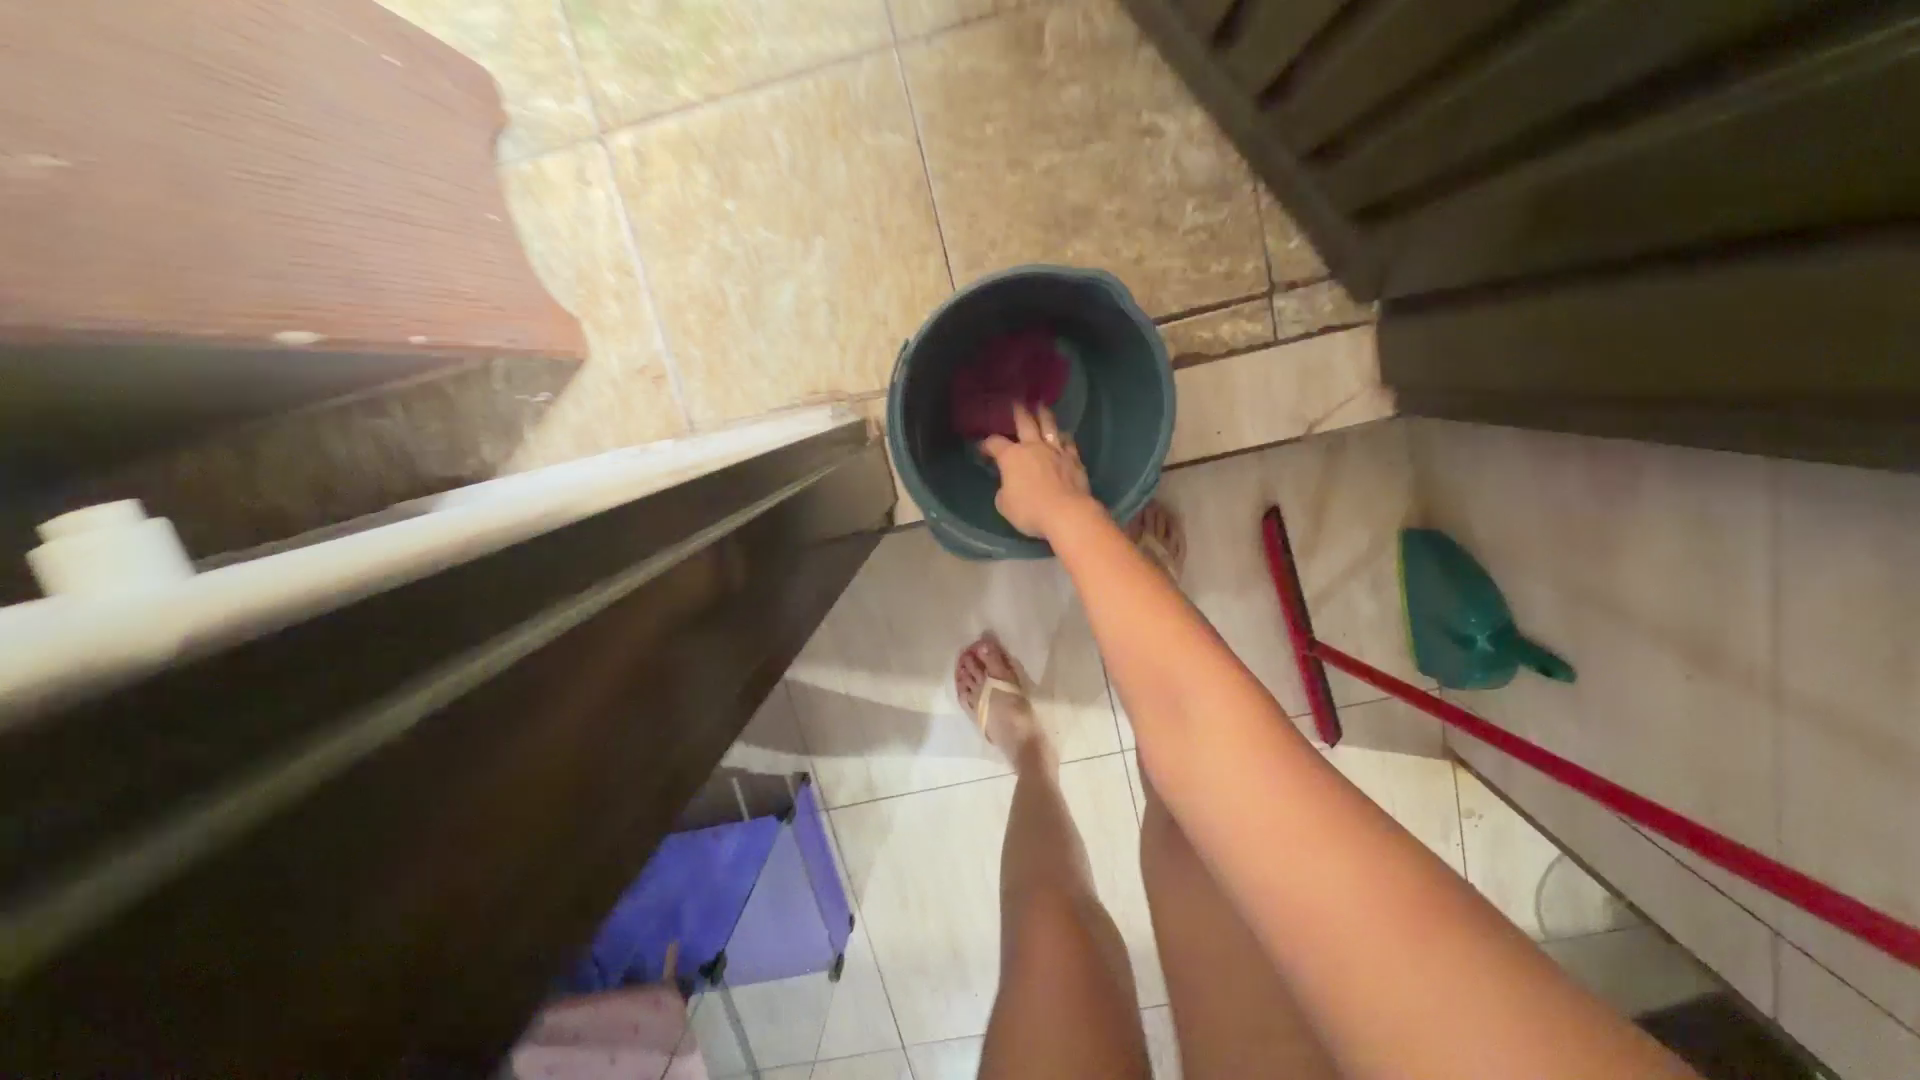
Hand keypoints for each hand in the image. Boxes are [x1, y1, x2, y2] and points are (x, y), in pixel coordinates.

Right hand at [980, 403, 1094, 538]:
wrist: (1066, 513)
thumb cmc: (1030, 510)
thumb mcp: (1004, 505)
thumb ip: (1004, 491)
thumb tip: (1009, 486)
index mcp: (1012, 457)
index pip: (995, 444)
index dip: (987, 444)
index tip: (983, 447)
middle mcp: (1033, 447)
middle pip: (1025, 423)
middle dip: (1019, 412)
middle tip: (1017, 402)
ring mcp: (1056, 451)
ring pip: (1049, 426)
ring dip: (1044, 415)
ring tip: (1042, 407)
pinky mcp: (1074, 460)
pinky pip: (1069, 443)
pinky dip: (1064, 437)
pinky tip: (1064, 436)